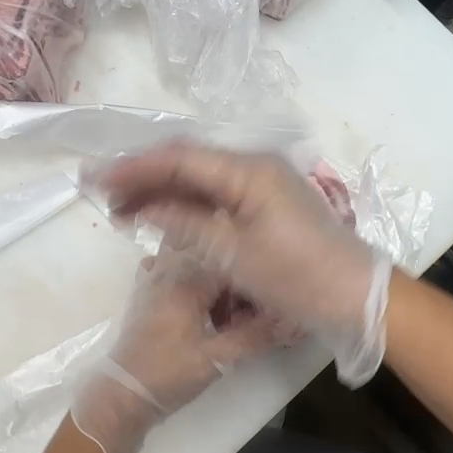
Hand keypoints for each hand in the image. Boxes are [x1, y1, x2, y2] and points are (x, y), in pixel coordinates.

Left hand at [69, 251, 278, 452]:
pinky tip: (196, 307)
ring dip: (213, 283)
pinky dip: (189, 281)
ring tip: (222, 316)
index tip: (262, 312)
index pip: (233, 266)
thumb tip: (288, 323)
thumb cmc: (168, 374)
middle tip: (243, 318)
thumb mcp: (217, 360)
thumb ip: (254, 337)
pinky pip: (171, 270)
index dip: (252, 288)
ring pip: (194, 263)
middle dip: (234, 286)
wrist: (122, 395)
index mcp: (187, 279)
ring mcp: (152, 277)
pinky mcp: (144, 291)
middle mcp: (168, 269)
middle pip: (214, 261)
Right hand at [95, 143, 391, 386]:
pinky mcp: (266, 201)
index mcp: (249, 170)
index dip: (135, 167)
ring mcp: (262, 182)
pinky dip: (187, 202)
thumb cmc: (297, 276)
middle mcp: (255, 165)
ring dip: (162, 189)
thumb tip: (142, 205)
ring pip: (200, 176)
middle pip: (188, 161)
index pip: (181, 158)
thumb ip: (185, 224)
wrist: (354, 295)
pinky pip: (217, 192)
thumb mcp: (234, 255)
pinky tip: (162, 215)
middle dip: (143, 175)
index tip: (98, 179)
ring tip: (123, 209)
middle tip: (103, 192)